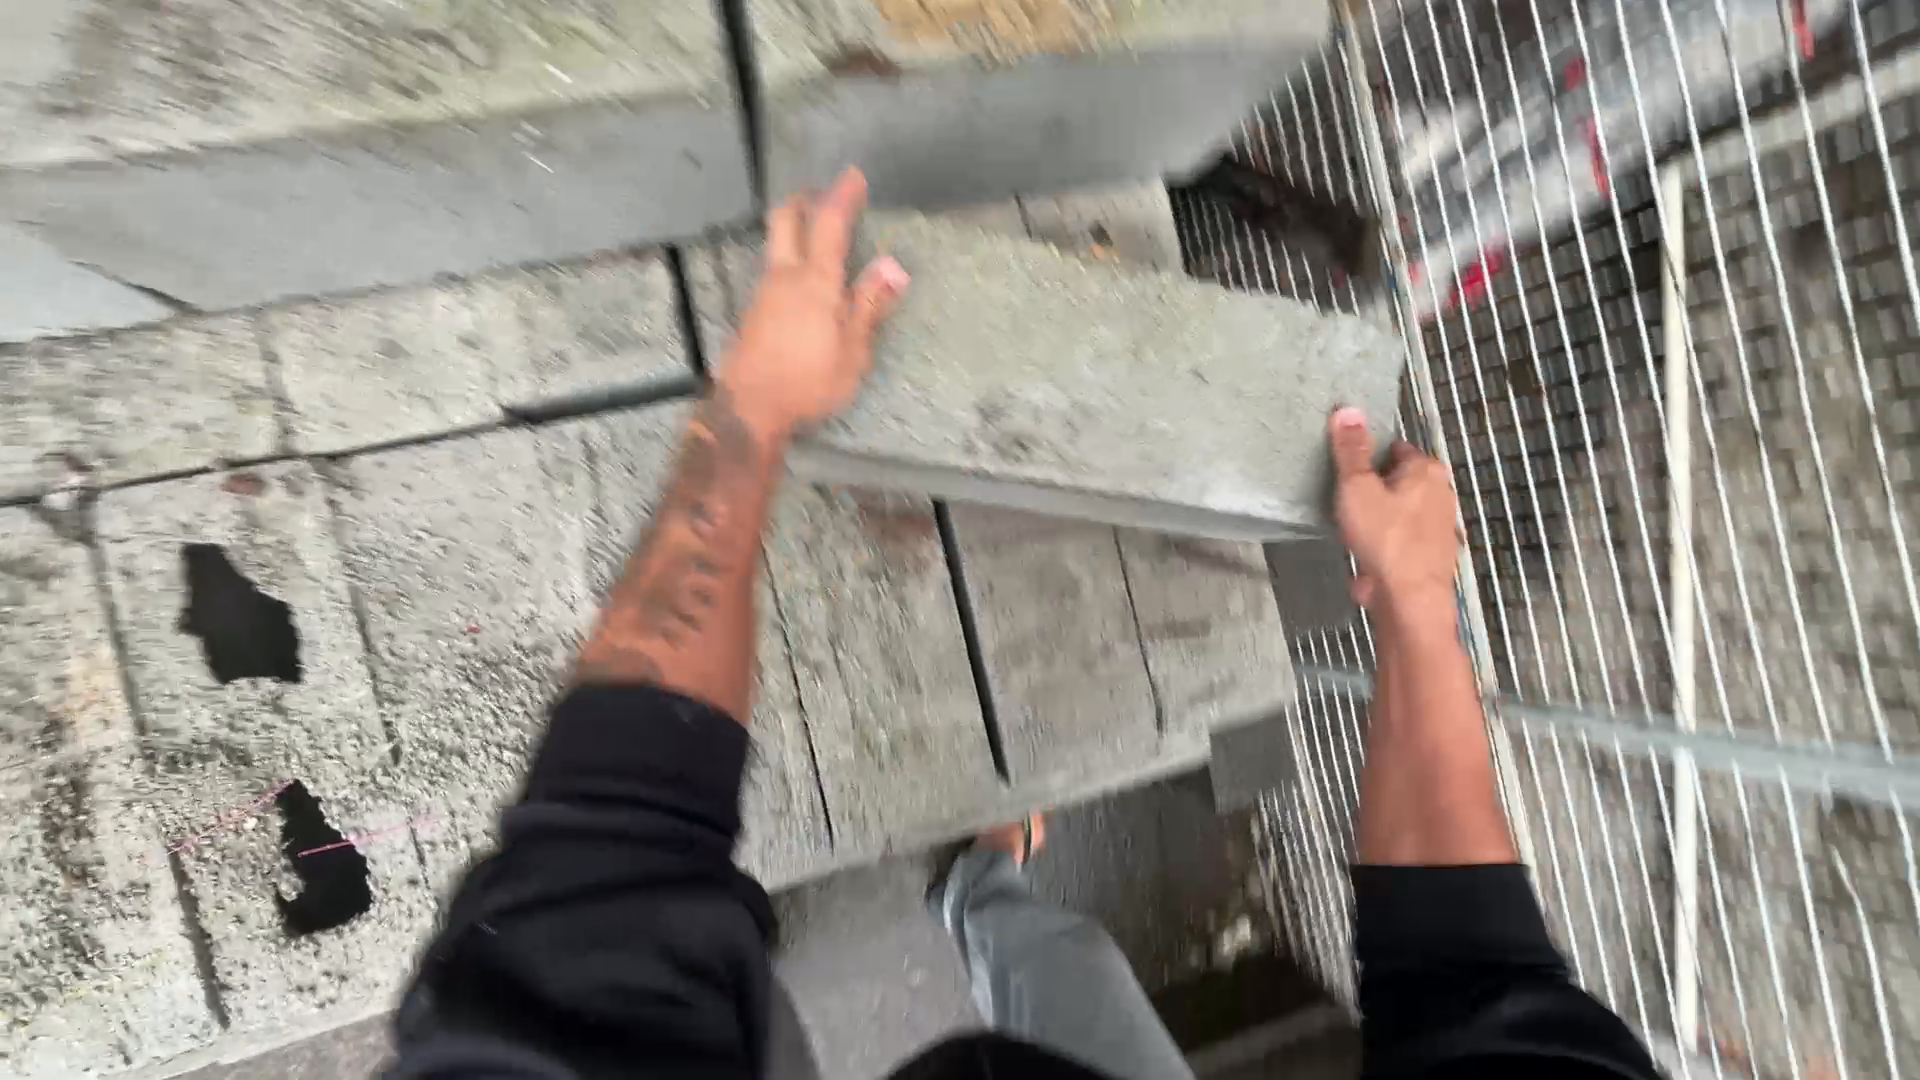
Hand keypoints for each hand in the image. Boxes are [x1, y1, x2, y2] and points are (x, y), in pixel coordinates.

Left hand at [718, 167, 910, 440]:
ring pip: (777, 245)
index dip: (842, 196)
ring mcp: (764, 293)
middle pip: (786, 219)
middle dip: (805, 200)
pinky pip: (774, 272)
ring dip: (795, 230)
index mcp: (815, 282)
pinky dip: (790, 261)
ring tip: (818, 237)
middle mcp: (784, 276)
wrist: (750, 408)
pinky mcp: (754, 313)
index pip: (829, 224)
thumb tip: (894, 266)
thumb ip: (870, 306)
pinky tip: (802, 283)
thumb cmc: (809, 382)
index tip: (853, 175)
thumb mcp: (853, 352)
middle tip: (824, 196)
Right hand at [1328, 407, 1459, 623]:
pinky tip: (1365, 552)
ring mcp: (1439, 526)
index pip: (1394, 448)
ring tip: (1351, 528)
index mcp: (1427, 471)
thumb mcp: (1356, 487)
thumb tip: (1347, 409)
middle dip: (1374, 488)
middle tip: (1344, 500)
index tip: (1346, 472)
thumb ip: (1350, 450)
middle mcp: (1441, 493)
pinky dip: (1385, 541)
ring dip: (1379, 516)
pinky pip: (1401, 537)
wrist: (1408, 596)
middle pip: (1399, 479)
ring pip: (1400, 510)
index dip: (1367, 457)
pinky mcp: (1431, 554)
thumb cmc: (1383, 537)